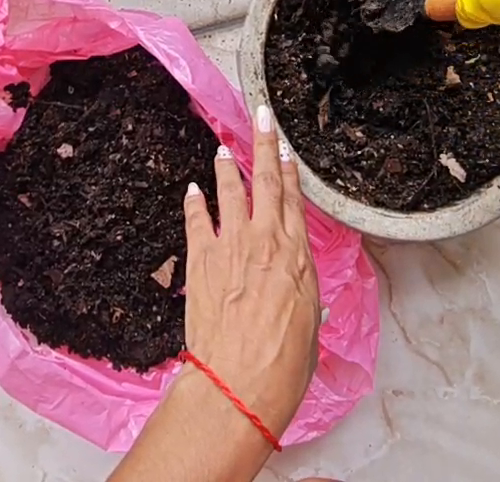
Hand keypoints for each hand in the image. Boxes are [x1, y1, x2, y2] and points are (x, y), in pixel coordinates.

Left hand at [107, 105, 319, 481]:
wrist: (239, 384)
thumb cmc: (283, 365)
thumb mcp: (308, 325)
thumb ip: (302, 293)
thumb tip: (299, 287)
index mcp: (297, 255)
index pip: (293, 201)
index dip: (290, 172)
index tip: (286, 150)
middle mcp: (266, 240)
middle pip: (267, 181)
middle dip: (265, 143)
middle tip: (261, 116)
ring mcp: (232, 245)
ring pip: (232, 191)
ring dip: (228, 167)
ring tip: (223, 148)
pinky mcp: (202, 258)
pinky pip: (198, 219)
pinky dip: (195, 202)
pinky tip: (192, 189)